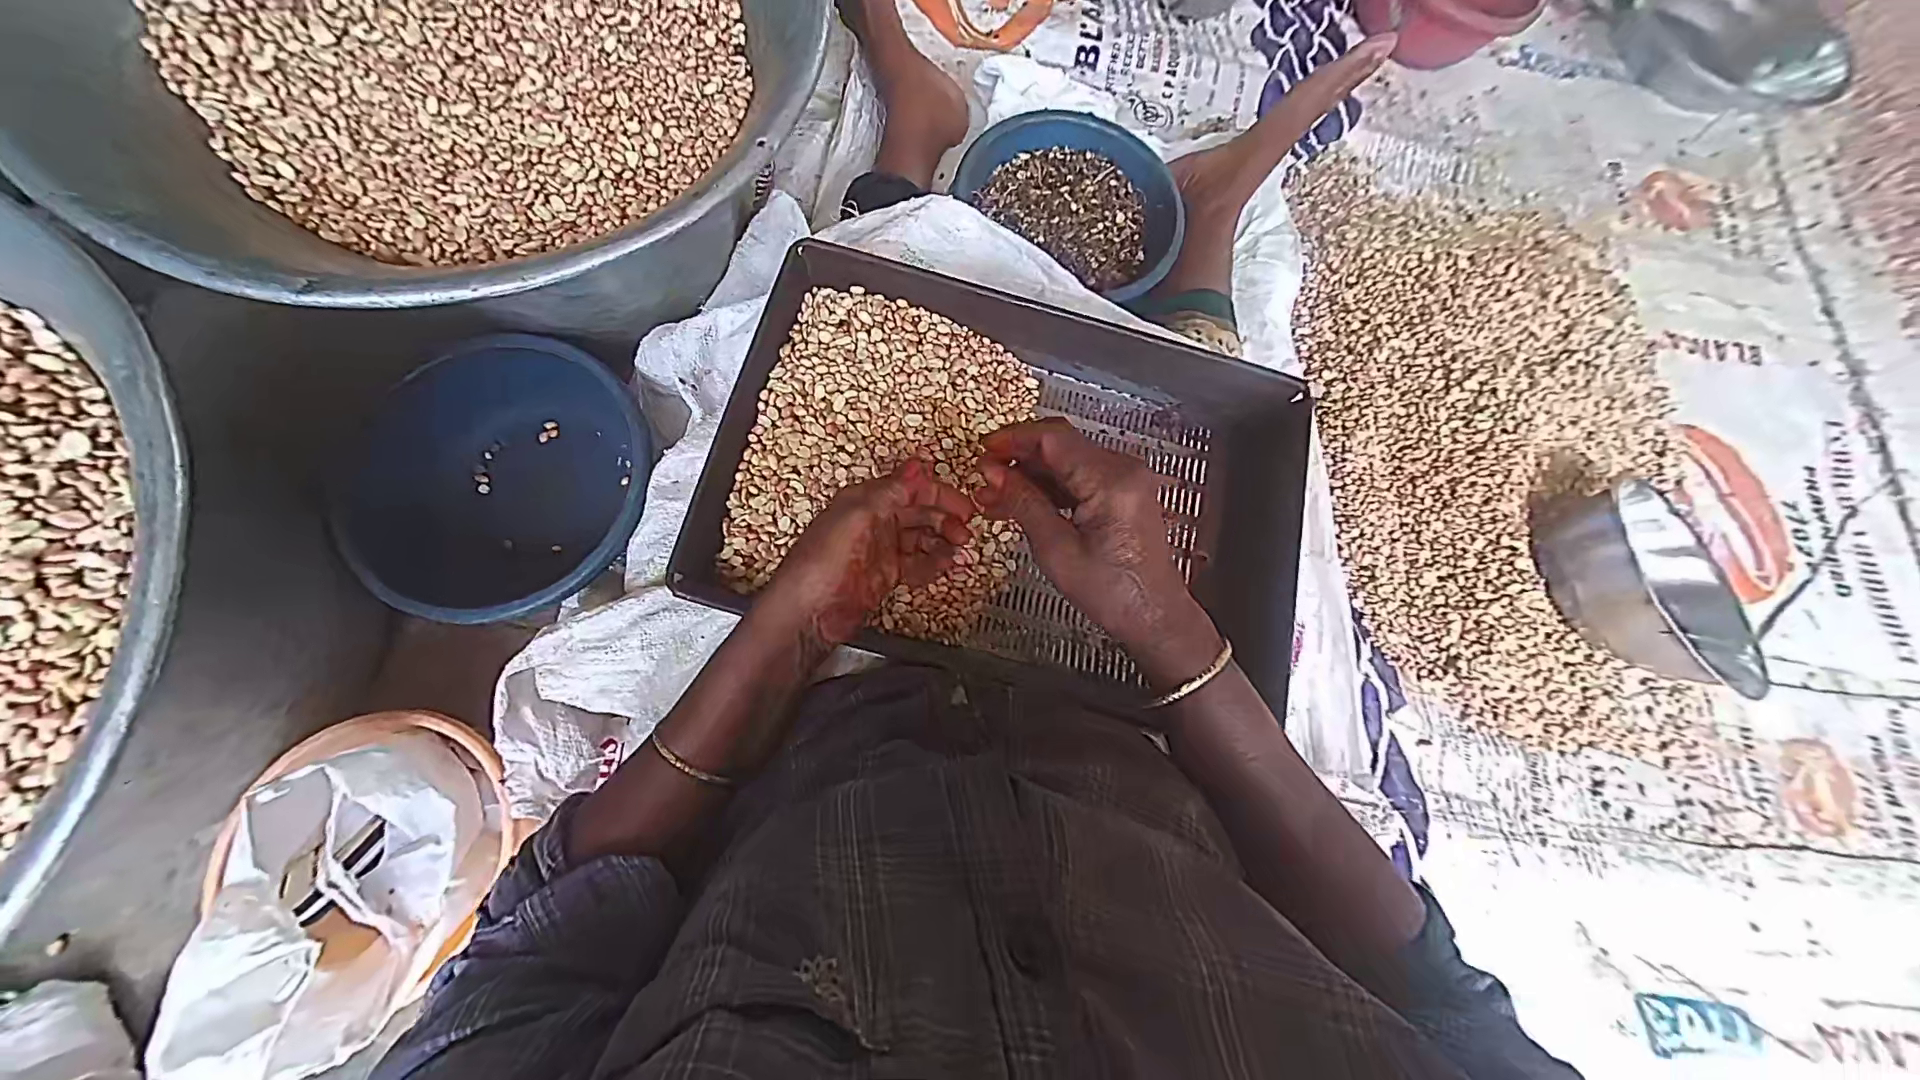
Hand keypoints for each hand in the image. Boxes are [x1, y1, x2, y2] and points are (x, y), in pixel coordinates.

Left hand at [756, 460, 975, 647]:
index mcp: (864, 501)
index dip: (939, 495)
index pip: (910, 488)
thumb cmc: (820, 565)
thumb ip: (890, 491)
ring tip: (961, 550)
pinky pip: (917, 564)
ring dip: (944, 542)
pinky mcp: (884, 576)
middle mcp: (873, 522)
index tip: (964, 507)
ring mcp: (880, 550)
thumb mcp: (856, 517)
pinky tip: (949, 565)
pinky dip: (935, 563)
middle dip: (946, 519)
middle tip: (966, 532)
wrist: (806, 614)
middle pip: (919, 513)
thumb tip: (916, 466)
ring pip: (921, 538)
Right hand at [975, 419, 1223, 687]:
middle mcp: (1123, 469)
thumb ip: (1024, 503)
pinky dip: (1049, 487)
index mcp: (1110, 480)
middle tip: (984, 478)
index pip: (1052, 438)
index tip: (983, 451)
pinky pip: (1078, 477)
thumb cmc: (1112, 592)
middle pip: (1059, 445)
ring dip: (1030, 474)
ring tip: (996, 497)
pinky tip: (1022, 503)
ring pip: (1065, 460)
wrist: (1153, 616)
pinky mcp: (1122, 491)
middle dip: (1017, 458)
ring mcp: (1125, 478)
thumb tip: (994, 474)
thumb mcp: (1056, 549)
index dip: (1012, 439)